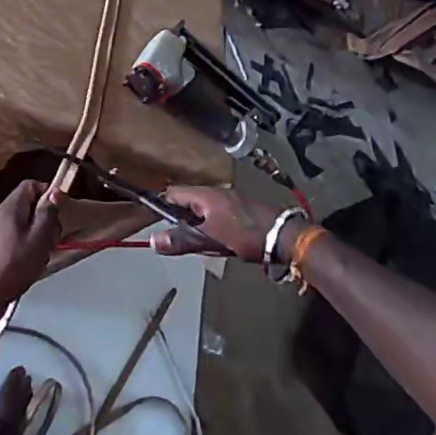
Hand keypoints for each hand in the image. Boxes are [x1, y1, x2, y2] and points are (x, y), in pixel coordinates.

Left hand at [0, 180, 61, 307]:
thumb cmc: (14, 264)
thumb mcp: (39, 237)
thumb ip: (48, 213)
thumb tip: (54, 193)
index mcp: (12, 206)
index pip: (31, 185)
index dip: (47, 192)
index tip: (59, 210)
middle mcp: (2, 215)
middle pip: (29, 205)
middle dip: (45, 219)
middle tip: (51, 237)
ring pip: (25, 225)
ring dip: (38, 237)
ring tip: (41, 255)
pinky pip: (17, 239)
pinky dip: (27, 248)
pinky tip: (29, 265)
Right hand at [150, 186, 285, 262]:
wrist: (284, 235)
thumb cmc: (244, 235)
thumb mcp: (210, 240)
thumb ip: (181, 240)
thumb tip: (152, 240)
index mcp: (205, 195)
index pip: (174, 193)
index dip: (162, 206)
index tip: (158, 224)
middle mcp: (216, 192)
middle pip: (188, 200)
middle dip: (181, 219)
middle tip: (179, 239)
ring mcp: (229, 199)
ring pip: (202, 209)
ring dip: (196, 224)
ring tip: (198, 243)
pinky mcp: (240, 209)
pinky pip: (216, 213)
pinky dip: (210, 225)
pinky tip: (216, 240)